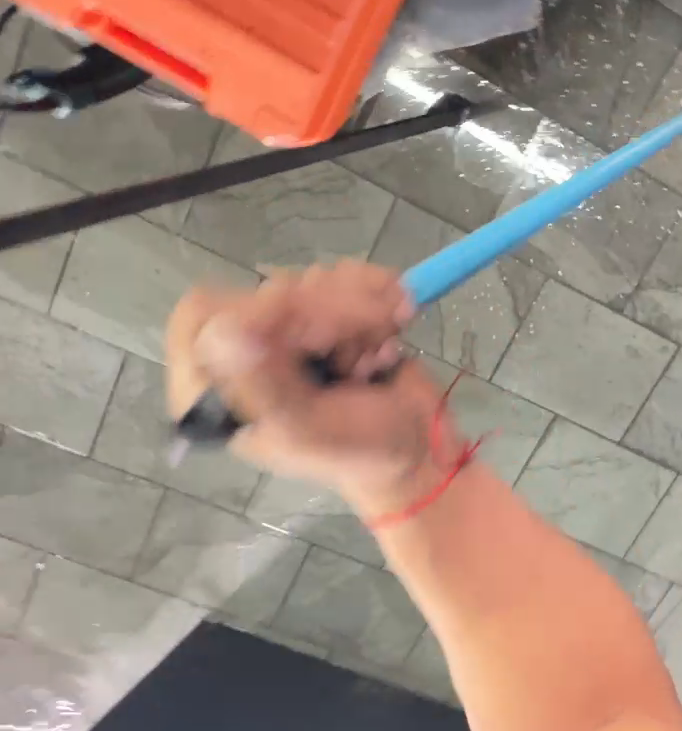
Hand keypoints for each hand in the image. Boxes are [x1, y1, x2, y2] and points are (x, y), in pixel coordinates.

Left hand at [164, 262, 454, 515]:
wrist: (421, 448)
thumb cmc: (359, 452)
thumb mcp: (308, 432)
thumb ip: (265, 388)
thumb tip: (227, 334)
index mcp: (220, 384)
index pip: (210, 317)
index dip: (261, 312)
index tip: (317, 332)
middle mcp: (252, 350)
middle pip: (273, 293)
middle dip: (333, 312)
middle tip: (370, 341)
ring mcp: (298, 330)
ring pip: (316, 281)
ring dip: (365, 305)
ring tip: (390, 335)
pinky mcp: (340, 316)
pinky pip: (351, 279)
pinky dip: (384, 293)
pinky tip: (401, 321)